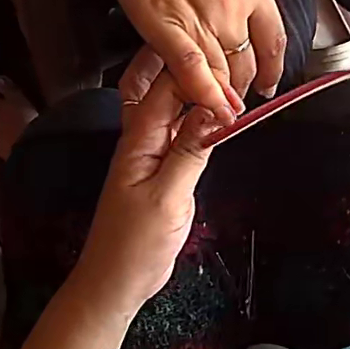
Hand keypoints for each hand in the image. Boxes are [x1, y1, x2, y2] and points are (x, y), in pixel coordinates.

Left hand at [73, 49, 220, 302]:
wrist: (115, 280)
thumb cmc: (135, 245)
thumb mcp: (167, 198)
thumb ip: (190, 151)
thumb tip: (215, 109)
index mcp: (137, 138)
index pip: (166, 87)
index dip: (199, 76)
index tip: (234, 82)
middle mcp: (142, 138)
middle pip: (164, 88)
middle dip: (194, 72)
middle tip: (233, 68)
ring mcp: (151, 152)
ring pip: (172, 108)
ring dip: (198, 94)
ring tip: (233, 86)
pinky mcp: (161, 168)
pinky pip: (179, 132)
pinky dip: (198, 121)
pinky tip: (220, 119)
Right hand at [97, 0, 285, 115]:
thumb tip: (227, 7)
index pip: (273, 39)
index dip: (269, 69)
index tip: (263, 84)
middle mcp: (236, 0)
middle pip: (244, 61)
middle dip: (239, 89)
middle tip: (230, 105)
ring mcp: (203, 13)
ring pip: (221, 71)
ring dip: (220, 96)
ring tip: (214, 113)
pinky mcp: (166, 22)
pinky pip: (191, 69)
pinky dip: (202, 94)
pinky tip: (208, 110)